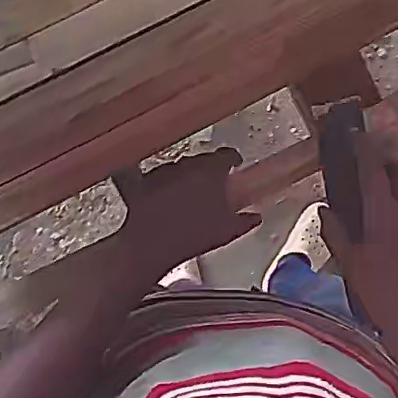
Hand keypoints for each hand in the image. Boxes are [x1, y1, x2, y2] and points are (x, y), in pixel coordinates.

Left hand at [112, 148, 260, 285]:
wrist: (150, 242)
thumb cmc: (190, 235)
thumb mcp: (226, 231)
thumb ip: (243, 220)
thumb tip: (254, 218)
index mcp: (211, 170)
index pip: (226, 155)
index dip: (232, 159)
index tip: (234, 164)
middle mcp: (186, 164)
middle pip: (202, 160)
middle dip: (208, 171)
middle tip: (213, 188)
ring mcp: (163, 170)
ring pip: (179, 167)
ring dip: (185, 177)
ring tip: (188, 199)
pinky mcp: (143, 180)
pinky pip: (158, 177)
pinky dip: (164, 185)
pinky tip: (166, 202)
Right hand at [319, 132, 397, 365]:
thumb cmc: (378, 296)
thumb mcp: (349, 264)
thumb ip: (337, 232)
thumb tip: (324, 209)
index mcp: (385, 214)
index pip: (374, 171)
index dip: (364, 150)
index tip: (355, 134)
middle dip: (387, 163)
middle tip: (367, 167)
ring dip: (394, 187)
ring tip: (372, 198)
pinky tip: (385, 228)